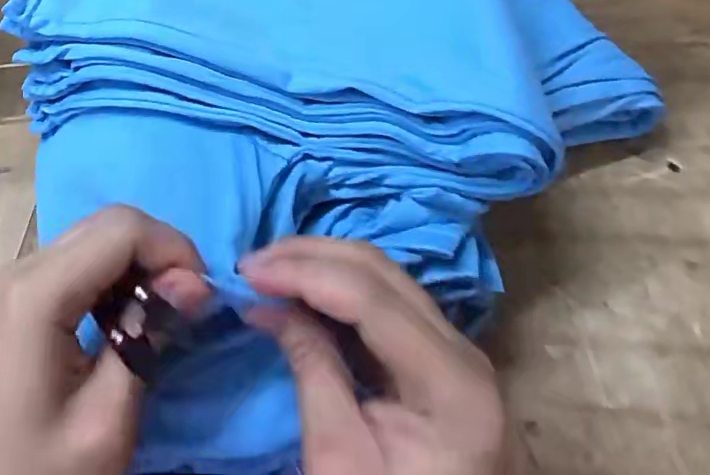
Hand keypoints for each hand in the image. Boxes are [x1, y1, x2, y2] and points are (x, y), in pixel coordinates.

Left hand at [0, 206, 211, 474]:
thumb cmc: (38, 471)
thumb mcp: (104, 423)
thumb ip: (148, 340)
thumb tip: (191, 284)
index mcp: (38, 290)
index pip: (121, 228)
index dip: (172, 249)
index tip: (204, 297)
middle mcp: (25, 266)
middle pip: (109, 223)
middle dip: (160, 251)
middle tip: (191, 304)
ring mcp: (20, 277)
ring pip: (98, 235)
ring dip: (142, 261)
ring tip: (169, 311)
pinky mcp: (24, 294)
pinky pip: (82, 259)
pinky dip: (119, 273)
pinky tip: (132, 314)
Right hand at [239, 238, 517, 474]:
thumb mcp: (339, 459)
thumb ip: (310, 367)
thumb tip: (267, 303)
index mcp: (451, 383)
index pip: (367, 296)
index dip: (301, 272)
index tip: (246, 273)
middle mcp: (463, 350)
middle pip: (376, 270)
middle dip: (306, 256)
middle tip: (251, 266)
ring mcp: (456, 349)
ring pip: (381, 273)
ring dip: (319, 263)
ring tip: (268, 272)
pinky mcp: (441, 356)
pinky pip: (384, 296)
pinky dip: (336, 284)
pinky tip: (300, 289)